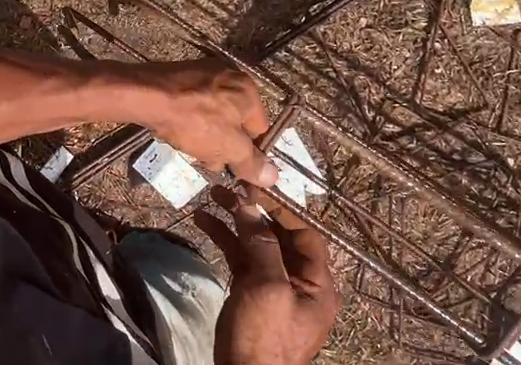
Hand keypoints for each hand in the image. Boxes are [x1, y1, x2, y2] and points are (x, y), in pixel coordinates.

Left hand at [136, 59, 277, 186]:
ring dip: (202, 136)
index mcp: (246, 88)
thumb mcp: (229, 148)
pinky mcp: (174, 76)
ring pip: (209, 115)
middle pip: (232, 122)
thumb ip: (252, 163)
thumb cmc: (193, 120)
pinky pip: (188, 105)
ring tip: (187, 147)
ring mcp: (198, 73)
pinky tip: (172, 132)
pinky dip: (184, 120)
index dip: (249, 153)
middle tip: (207, 159)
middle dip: (222, 145)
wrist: (142, 95)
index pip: (259, 129)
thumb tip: (272, 176)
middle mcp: (225, 74)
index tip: (234, 167)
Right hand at [193, 185, 339, 364]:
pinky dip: (224, 237)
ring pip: (256, 242)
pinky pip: (240, 256)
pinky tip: (203, 221)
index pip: (306, 233)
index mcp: (318, 283)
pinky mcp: (251, 290)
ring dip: (234, 219)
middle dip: (253, 210)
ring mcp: (274, 286)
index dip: (281, 208)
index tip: (253, 185)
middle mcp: (300, 281)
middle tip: (226, 186)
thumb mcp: (268, 287)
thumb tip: (250, 205)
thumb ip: (262, 245)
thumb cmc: (265, 334)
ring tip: (209, 196)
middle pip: (279, 235)